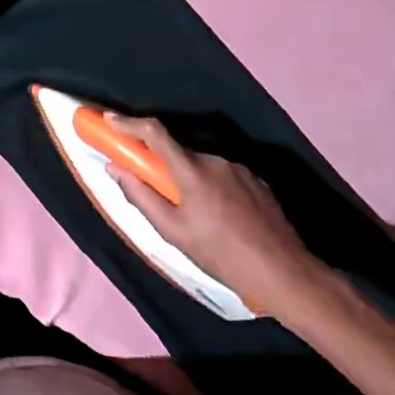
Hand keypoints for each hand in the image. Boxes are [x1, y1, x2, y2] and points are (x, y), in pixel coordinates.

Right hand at [105, 113, 327, 313]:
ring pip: (200, 165)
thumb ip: (140, 196)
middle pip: (178, 153)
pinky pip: (222, 175)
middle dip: (162, 165)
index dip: (129, 124)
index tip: (109, 120)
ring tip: (194, 213)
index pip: (155, 133)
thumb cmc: (221, 254)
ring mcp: (240, 170)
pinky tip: (218, 214)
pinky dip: (210, 186)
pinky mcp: (257, 182)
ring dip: (188, 178)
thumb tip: (115, 169)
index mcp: (193, 172)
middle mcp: (216, 162)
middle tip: (157, 191)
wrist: (286, 273)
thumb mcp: (172, 231)